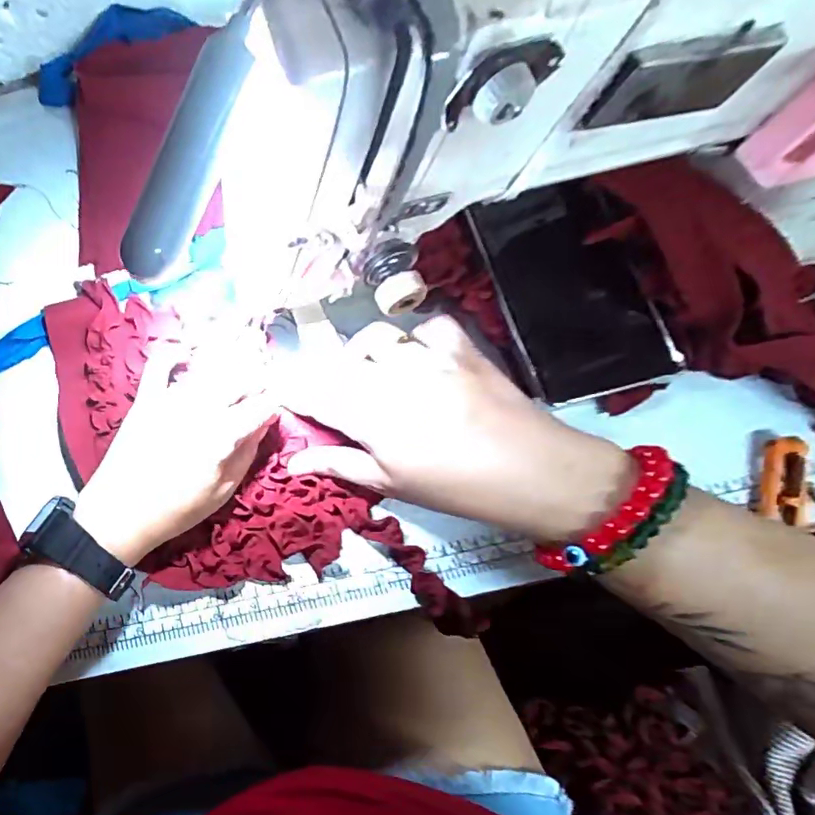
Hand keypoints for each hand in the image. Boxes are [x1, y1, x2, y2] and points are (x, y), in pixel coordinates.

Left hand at [74, 339, 277, 562]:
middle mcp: (199, 410)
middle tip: (260, 390)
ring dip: (228, 366)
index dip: (274, 402)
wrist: (120, 514)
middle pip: (240, 377)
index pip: (261, 405)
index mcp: (222, 436)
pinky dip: (176, 353)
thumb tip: (265, 423)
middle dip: (257, 379)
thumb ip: (247, 453)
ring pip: (209, 367)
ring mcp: (170, 399)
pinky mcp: (146, 398)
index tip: (277, 406)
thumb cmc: (175, 511)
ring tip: (235, 377)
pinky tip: (189, 355)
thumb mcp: (222, 491)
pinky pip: (160, 363)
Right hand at [279, 315, 633, 541]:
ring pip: (376, 336)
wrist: (532, 470)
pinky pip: (425, 327)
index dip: (292, 391)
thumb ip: (338, 463)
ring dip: (365, 355)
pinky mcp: (460, 345)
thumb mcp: (390, 482)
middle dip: (326, 375)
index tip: (282, 395)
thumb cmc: (453, 487)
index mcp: (368, 414)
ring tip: (376, 378)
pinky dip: (416, 340)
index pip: (313, 391)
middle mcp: (390, 376)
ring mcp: (426, 355)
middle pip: (339, 361)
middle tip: (337, 400)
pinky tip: (421, 361)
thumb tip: (290, 463)